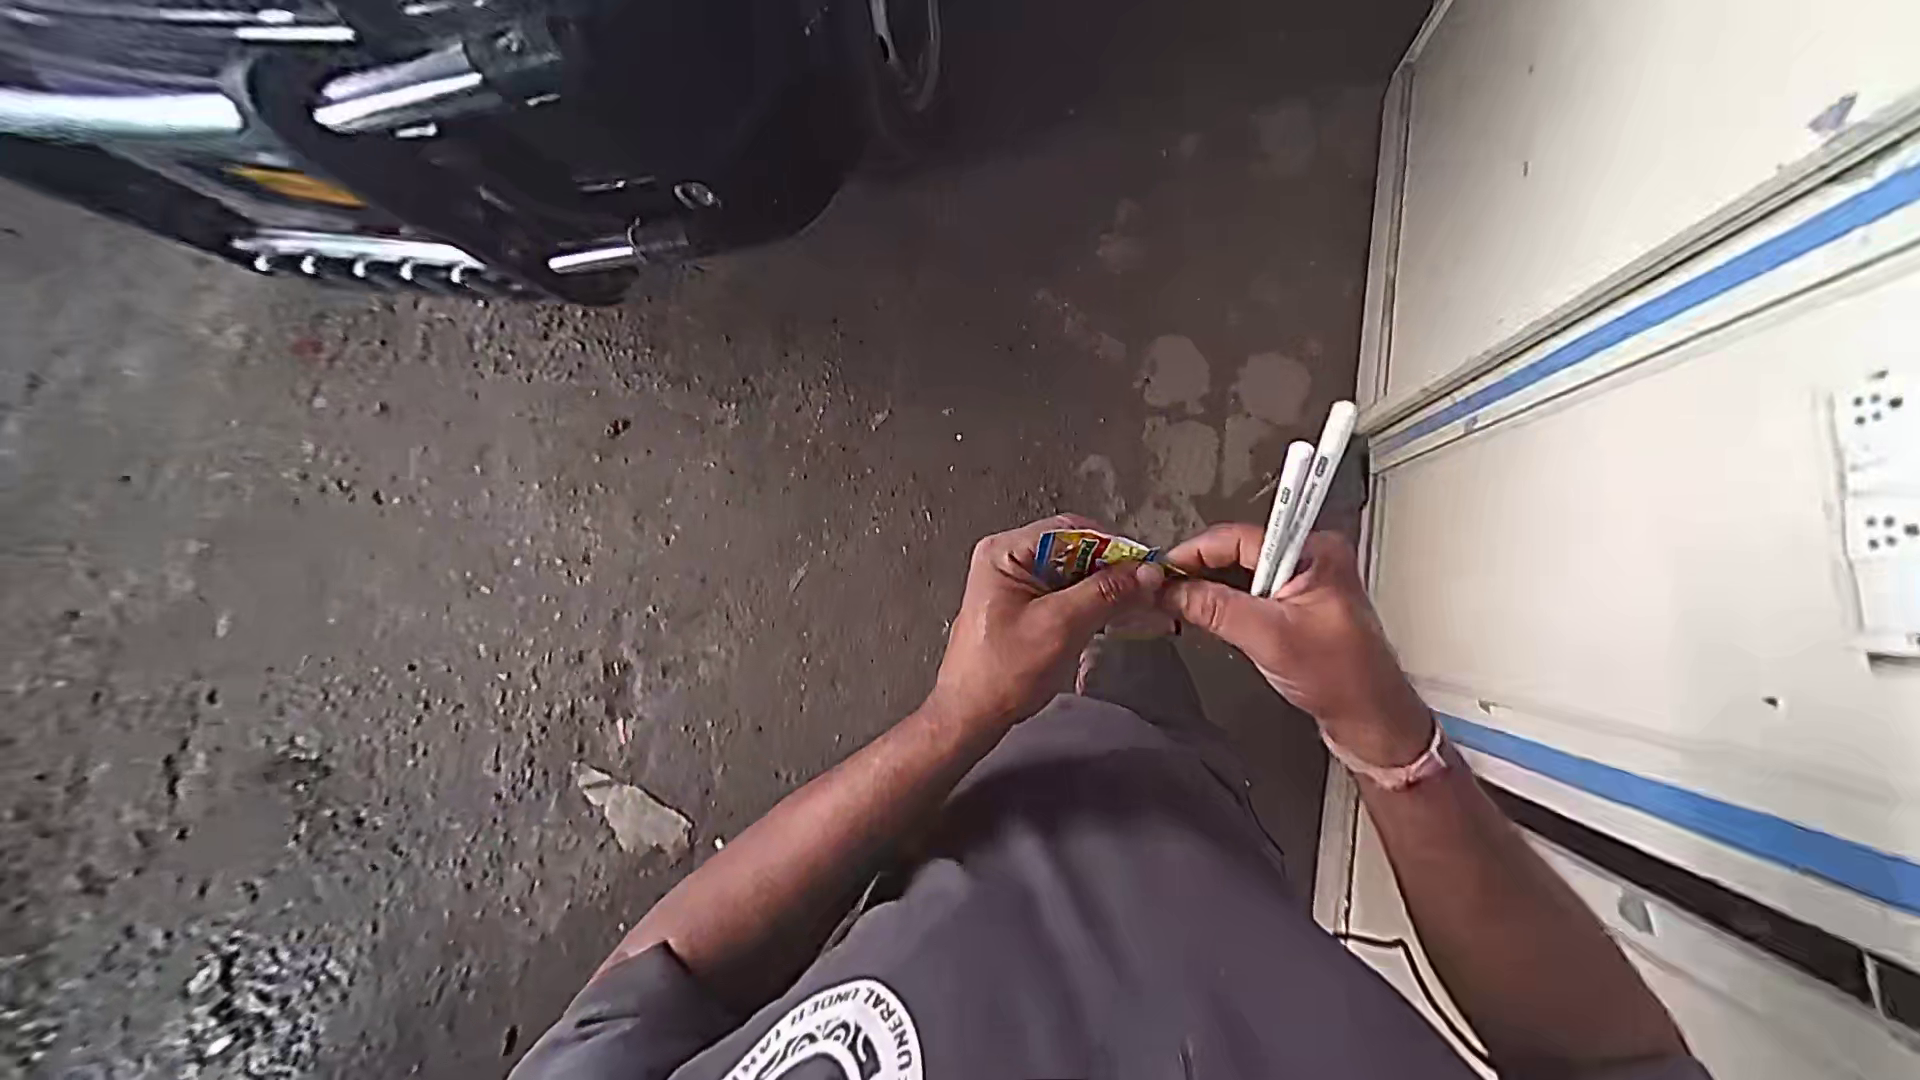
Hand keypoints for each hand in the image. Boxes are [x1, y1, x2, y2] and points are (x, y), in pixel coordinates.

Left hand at [927, 514, 1165, 727]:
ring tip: (1137, 606)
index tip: (1145, 567)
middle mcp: (1008, 559)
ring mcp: (1016, 583)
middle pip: (1075, 550)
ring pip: (1075, 573)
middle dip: (1112, 570)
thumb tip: (1144, 572)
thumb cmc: (999, 674)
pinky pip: (1067, 593)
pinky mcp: (1025, 605)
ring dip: (1106, 589)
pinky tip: (1115, 616)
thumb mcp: (1059, 627)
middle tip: (1146, 589)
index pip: (1071, 530)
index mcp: (1004, 552)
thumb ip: (1104, 594)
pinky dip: (1093, 603)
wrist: (972, 715)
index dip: (1112, 546)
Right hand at [1158, 524, 1431, 766]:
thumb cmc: (1343, 679)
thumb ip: (1215, 608)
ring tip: (1180, 602)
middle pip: (1234, 551)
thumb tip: (1171, 591)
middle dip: (1197, 570)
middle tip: (1165, 589)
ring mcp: (1300, 578)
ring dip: (1207, 587)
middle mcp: (1307, 557)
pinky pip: (1245, 588)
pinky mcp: (1292, 600)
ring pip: (1237, 570)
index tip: (1163, 572)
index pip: (1236, 538)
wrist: (1370, 718)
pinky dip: (1220, 600)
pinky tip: (1205, 613)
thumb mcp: (1269, 637)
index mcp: (1312, 552)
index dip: (1193, 553)